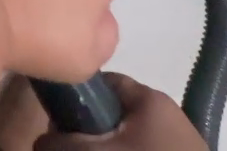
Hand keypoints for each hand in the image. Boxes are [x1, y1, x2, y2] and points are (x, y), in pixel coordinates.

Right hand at [36, 74, 205, 150]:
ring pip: (129, 142)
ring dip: (106, 150)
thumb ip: (56, 142)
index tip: (59, 124)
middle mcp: (170, 117)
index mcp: (151, 100)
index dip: (75, 99)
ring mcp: (184, 148)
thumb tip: (43, 142)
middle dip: (89, 134)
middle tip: (71, 150)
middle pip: (113, 115)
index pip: (101, 82)